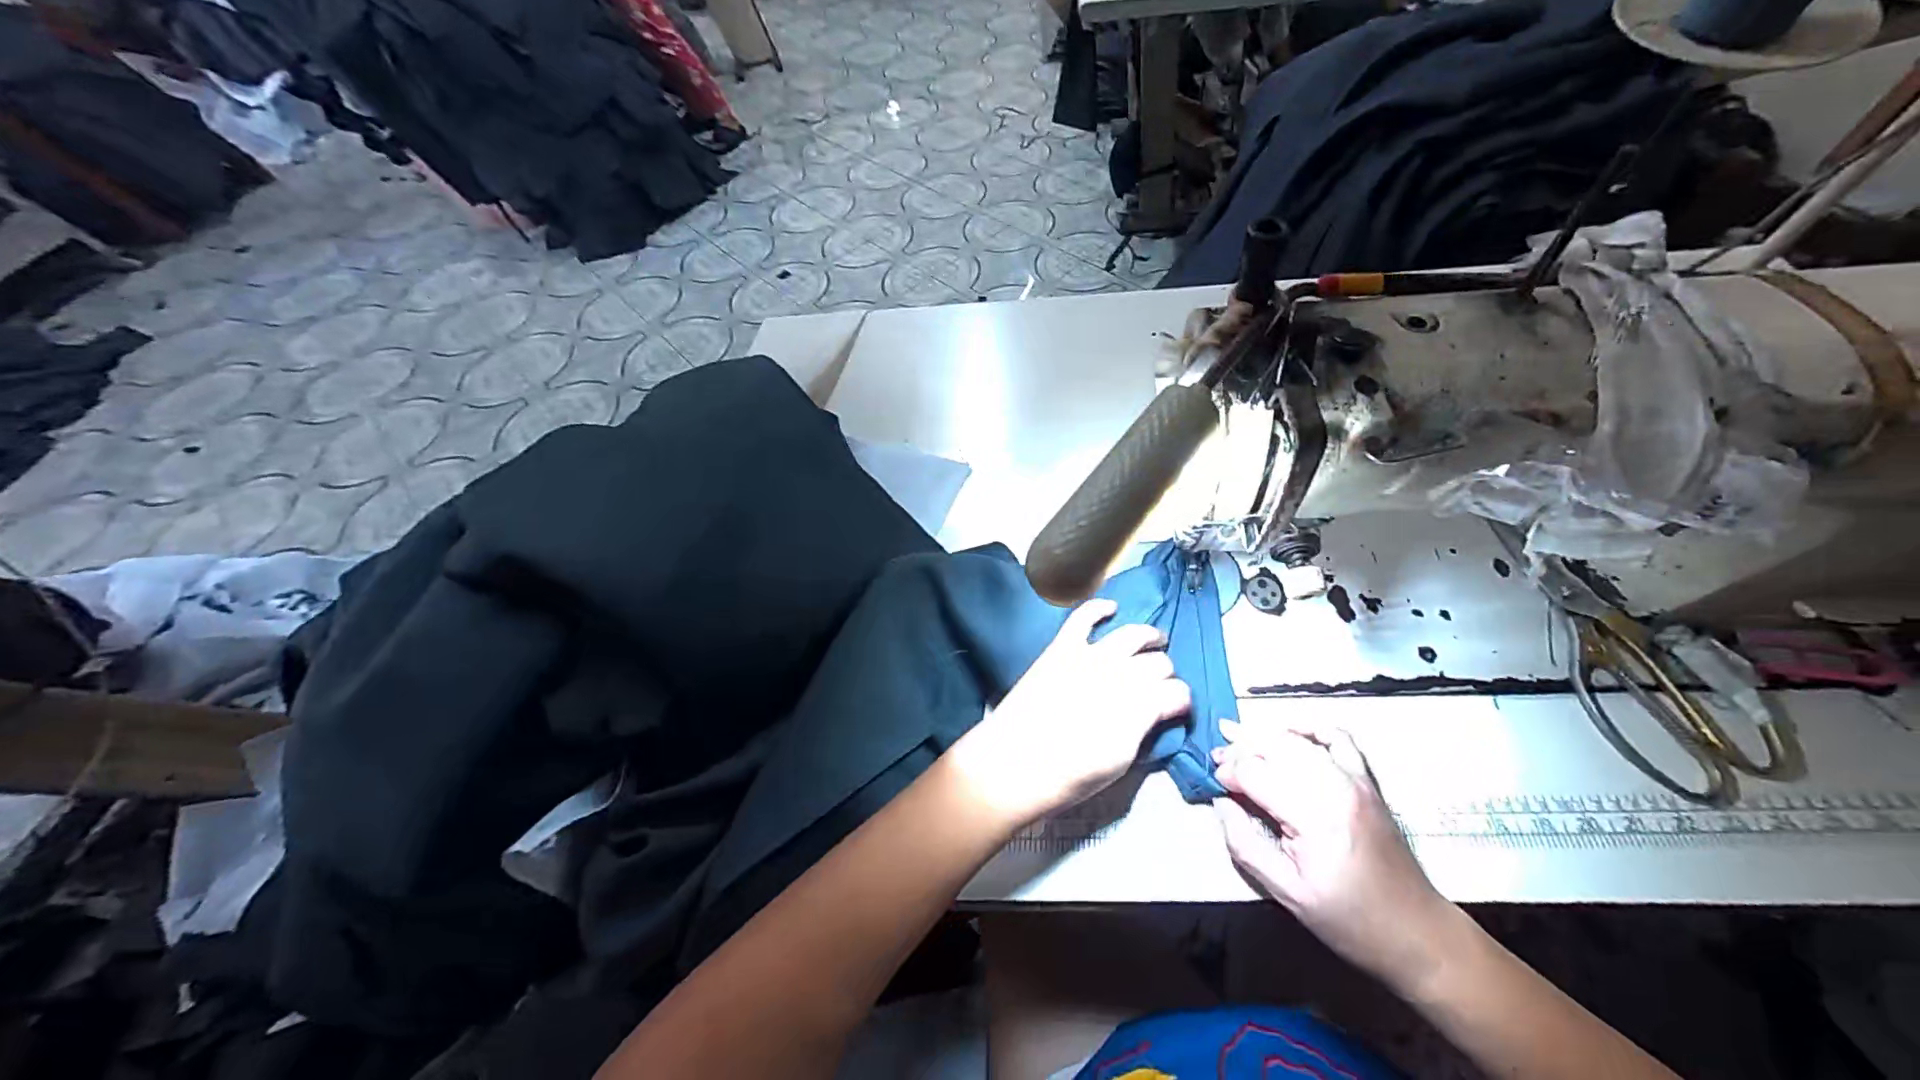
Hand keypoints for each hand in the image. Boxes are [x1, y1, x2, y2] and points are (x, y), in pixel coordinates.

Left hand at [945, 599, 1190, 825]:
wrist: (1014, 763)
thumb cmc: (1070, 774)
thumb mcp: (1121, 761)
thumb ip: (1145, 728)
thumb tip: (1161, 712)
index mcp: (1141, 704)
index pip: (1178, 692)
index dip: (1182, 702)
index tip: (1177, 711)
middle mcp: (1121, 672)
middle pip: (1159, 663)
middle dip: (1166, 674)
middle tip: (1160, 684)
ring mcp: (1090, 655)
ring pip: (1132, 634)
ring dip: (1148, 637)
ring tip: (1153, 642)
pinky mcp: (1061, 648)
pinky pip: (1084, 617)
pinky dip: (1099, 608)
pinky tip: (1110, 608)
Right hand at [1212, 721, 1458, 991]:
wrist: (1415, 930)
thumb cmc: (1348, 920)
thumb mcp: (1285, 892)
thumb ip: (1244, 842)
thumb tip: (1221, 801)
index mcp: (1315, 819)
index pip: (1255, 773)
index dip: (1227, 774)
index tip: (1216, 786)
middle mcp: (1336, 788)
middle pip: (1274, 747)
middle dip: (1240, 749)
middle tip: (1219, 760)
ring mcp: (1355, 780)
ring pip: (1298, 740)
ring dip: (1264, 738)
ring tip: (1240, 745)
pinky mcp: (1366, 780)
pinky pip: (1337, 737)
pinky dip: (1309, 728)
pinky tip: (1288, 733)